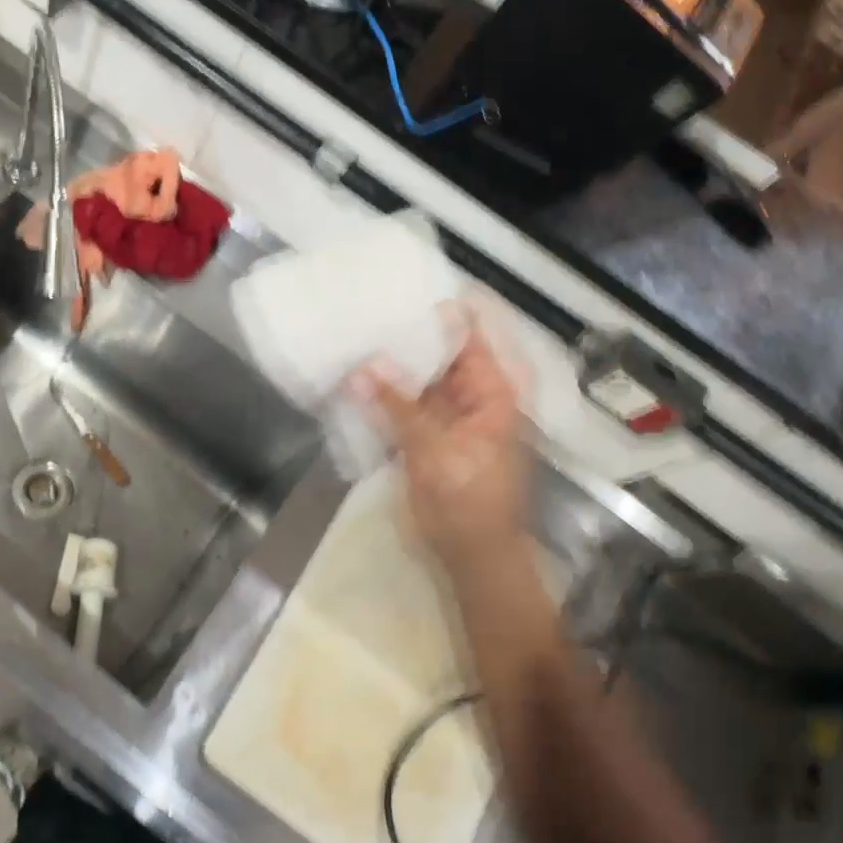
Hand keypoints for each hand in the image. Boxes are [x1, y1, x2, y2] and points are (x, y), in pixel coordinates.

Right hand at [354, 314, 527, 569]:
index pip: (470, 336)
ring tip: (351, 337)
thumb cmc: (470, 501)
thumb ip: (399, 406)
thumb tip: (364, 365)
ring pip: (416, 380)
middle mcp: (471, 397)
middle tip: (363, 311)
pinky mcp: (424, 438)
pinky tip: (350, 380)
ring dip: (388, 367)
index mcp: (492, 392)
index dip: (442, 311)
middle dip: (405, 337)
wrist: (472, 555)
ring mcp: (446, 418)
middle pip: (439, 355)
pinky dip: (380, 396)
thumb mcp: (436, 450)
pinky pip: (401, 407)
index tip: (403, 287)